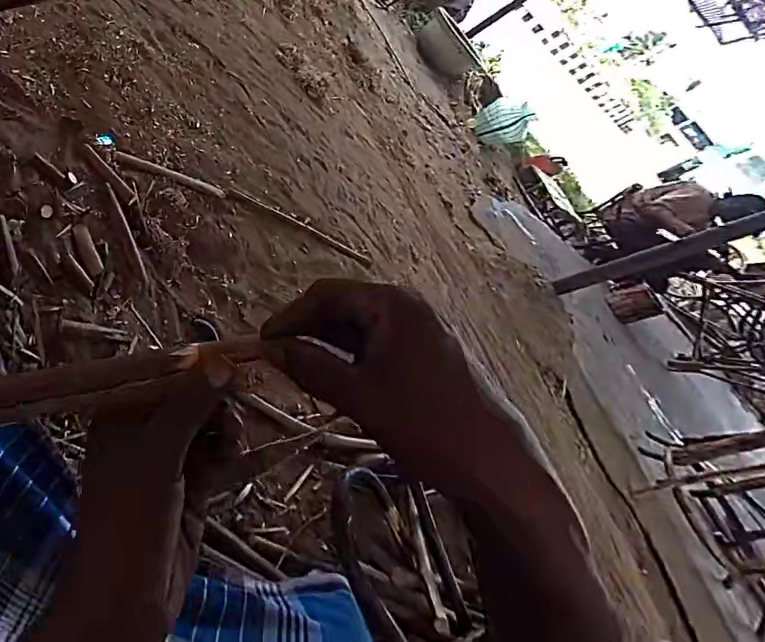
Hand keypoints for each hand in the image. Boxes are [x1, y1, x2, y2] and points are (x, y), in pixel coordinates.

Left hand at [31, 379, 227, 641]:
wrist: (125, 599)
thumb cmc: (128, 513)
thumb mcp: (158, 451)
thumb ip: (189, 405)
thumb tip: (220, 362)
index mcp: (119, 414)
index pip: (158, 376)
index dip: (193, 370)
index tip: (228, 365)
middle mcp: (140, 433)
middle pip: (185, 402)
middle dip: (212, 403)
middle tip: (233, 413)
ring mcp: (164, 464)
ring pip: (203, 431)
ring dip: (222, 431)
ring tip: (232, 441)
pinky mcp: (187, 492)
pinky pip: (212, 461)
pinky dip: (226, 457)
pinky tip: (236, 458)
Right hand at [261, 279, 535, 496]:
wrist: (500, 470)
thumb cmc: (427, 425)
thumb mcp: (359, 397)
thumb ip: (310, 367)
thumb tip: (270, 349)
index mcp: (391, 303)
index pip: (325, 295)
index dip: (289, 317)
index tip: (264, 341)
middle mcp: (406, 305)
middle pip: (341, 306)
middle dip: (307, 330)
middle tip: (279, 355)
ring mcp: (420, 328)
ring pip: (357, 326)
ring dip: (326, 345)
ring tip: (301, 369)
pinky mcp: (426, 352)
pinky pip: (376, 343)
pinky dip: (350, 357)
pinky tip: (336, 379)